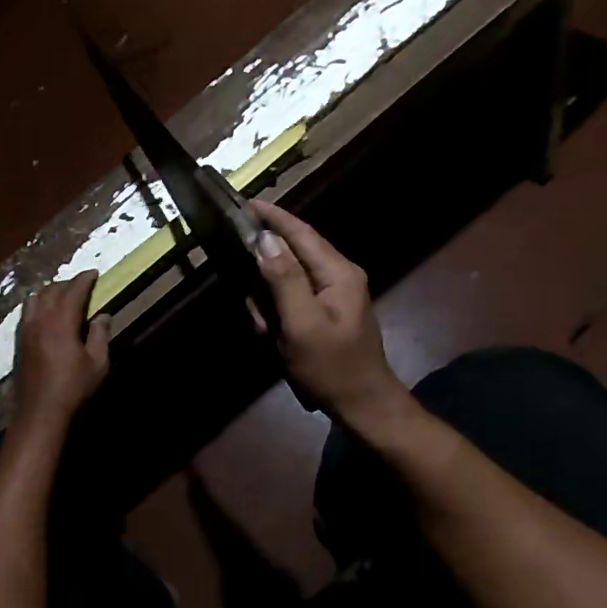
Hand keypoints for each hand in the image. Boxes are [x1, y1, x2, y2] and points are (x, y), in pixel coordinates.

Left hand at [15, 271, 110, 420]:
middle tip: (83, 285)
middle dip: (68, 283)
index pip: (73, 291)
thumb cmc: (73, 387)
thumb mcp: (97, 363)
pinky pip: (27, 311)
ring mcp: (25, 329)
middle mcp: (39, 319)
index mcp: (60, 321)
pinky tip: (47, 313)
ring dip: (51, 291)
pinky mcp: (19, 340)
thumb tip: (102, 315)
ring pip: (35, 298)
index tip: (94, 273)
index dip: (84, 279)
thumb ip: (100, 335)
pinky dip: (39, 303)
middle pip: (52, 290)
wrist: (39, 411)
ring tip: (64, 296)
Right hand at [251, 201, 408, 421]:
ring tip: (272, 337)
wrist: (363, 405)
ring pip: (287, 284)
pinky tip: (279, 342)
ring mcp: (334, 295)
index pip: (301, 232)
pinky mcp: (327, 313)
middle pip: (291, 257)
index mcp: (338, 272)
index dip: (272, 217)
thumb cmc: (332, 367)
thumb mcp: (302, 323)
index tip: (244, 203)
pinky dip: (279, 319)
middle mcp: (338, 276)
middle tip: (260, 315)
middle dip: (266, 281)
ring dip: (271, 307)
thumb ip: (284, 278)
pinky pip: (293, 303)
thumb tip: (264, 238)